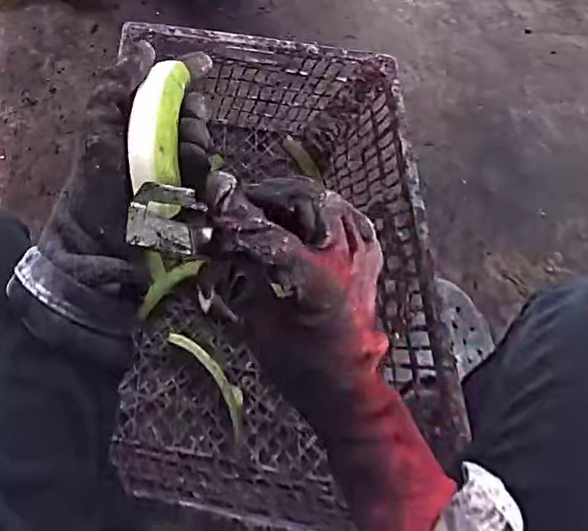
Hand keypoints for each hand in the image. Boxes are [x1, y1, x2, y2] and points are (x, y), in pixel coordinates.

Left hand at [11, 41, 209, 367]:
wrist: (97, 246)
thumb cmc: (94, 183)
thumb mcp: (97, 126)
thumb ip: (116, 85)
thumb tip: (145, 49)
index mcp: (137, 120)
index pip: (171, 88)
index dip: (189, 73)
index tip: (205, 65)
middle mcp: (160, 141)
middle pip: (196, 115)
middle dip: (194, 118)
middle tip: (183, 132)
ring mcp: (177, 172)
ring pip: (207, 147)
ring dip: (199, 152)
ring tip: (181, 168)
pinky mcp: (191, 202)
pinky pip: (215, 184)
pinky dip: (214, 185)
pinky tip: (203, 191)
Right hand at [206, 175, 387, 409]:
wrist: (349, 390)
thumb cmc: (299, 364)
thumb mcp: (258, 321)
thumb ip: (240, 274)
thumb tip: (217, 240)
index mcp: (315, 278)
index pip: (268, 232)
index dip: (238, 214)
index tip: (218, 198)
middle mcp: (343, 258)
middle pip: (305, 201)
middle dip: (270, 196)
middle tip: (247, 201)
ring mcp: (361, 254)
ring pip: (329, 201)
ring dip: (296, 197)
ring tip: (272, 204)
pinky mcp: (370, 257)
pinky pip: (349, 215)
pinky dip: (325, 209)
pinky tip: (307, 215)